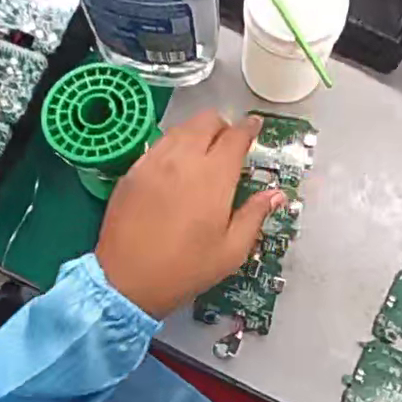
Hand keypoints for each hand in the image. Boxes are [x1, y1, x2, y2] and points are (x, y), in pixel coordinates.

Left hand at [95, 111, 282, 318]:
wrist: (126, 281)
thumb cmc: (184, 269)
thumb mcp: (231, 251)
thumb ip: (254, 216)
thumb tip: (275, 194)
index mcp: (213, 176)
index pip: (236, 136)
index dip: (249, 129)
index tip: (254, 128)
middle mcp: (182, 159)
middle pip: (205, 121)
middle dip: (222, 127)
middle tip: (227, 145)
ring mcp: (152, 163)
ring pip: (178, 129)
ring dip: (195, 134)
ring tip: (201, 155)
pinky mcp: (130, 172)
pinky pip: (155, 146)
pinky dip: (171, 147)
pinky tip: (173, 169)